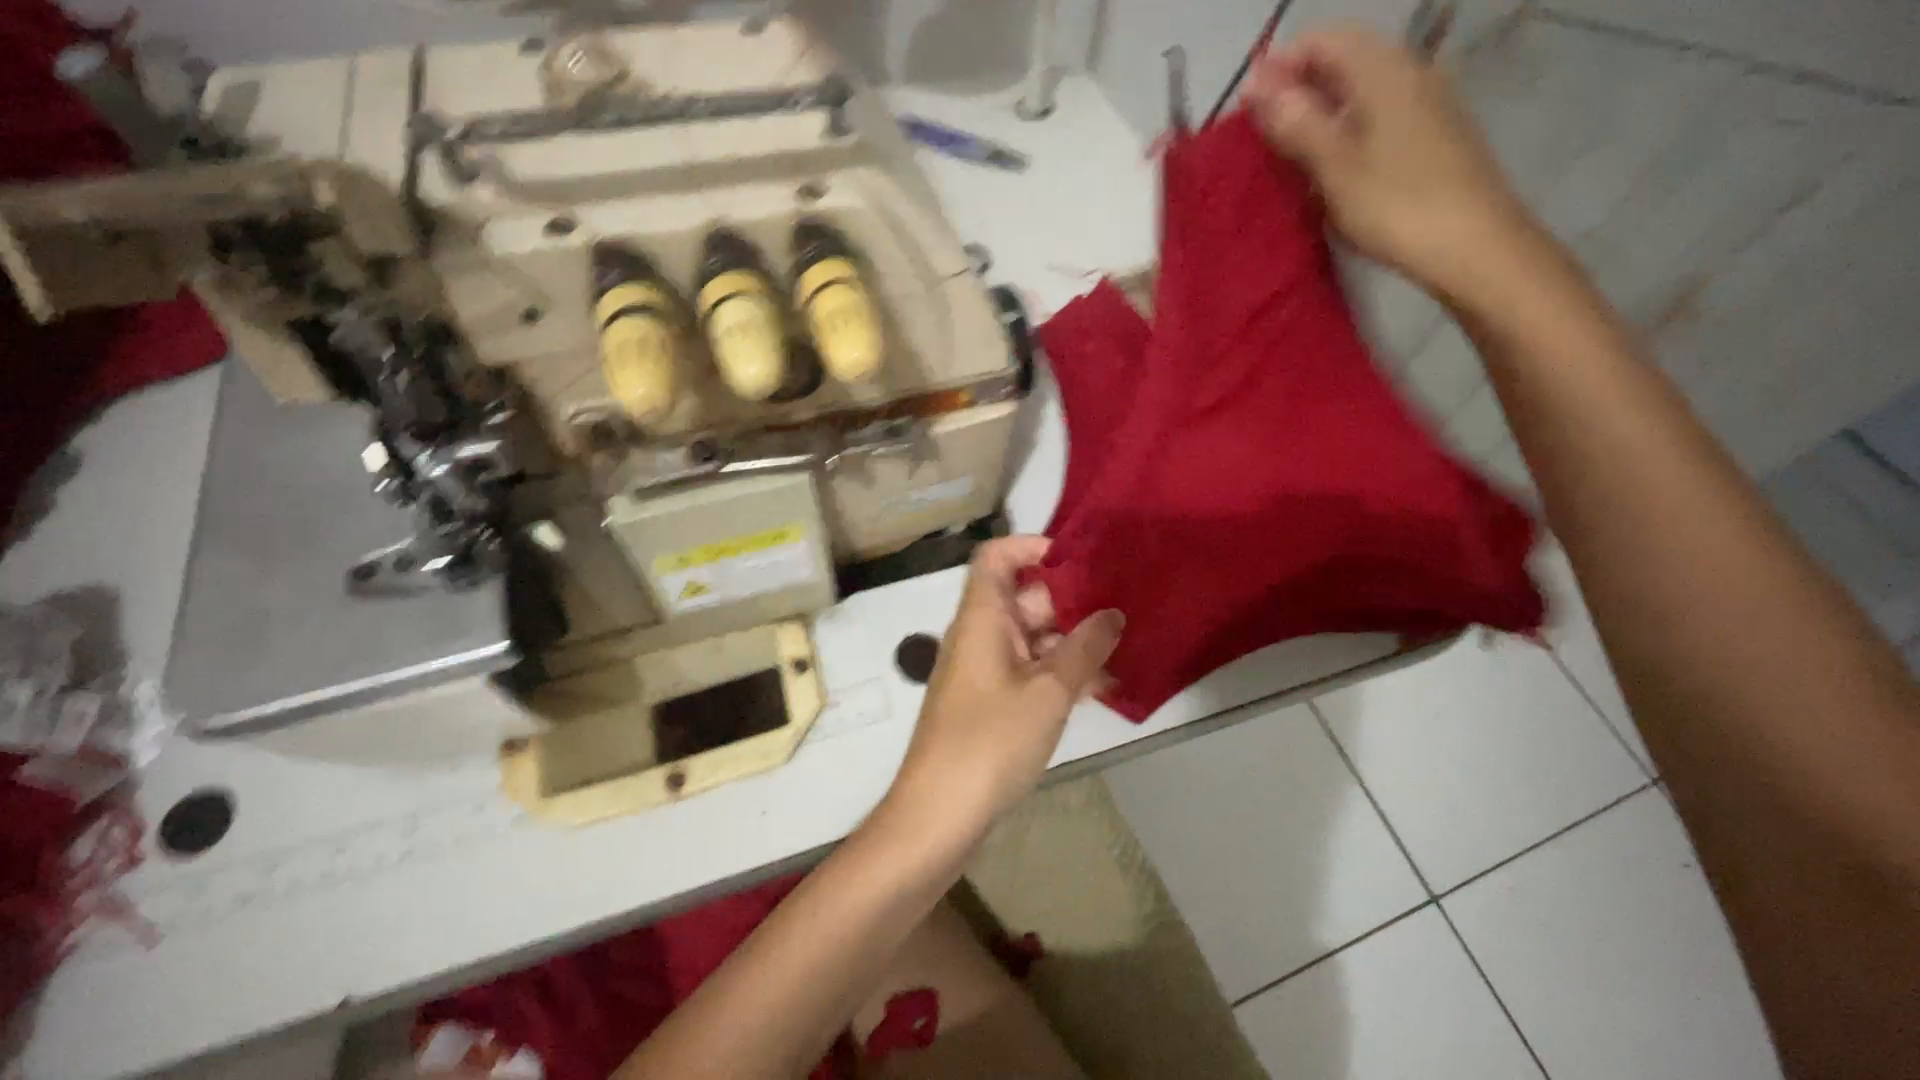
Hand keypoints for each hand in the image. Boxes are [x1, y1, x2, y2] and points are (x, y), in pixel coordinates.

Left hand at [884, 536, 1123, 835]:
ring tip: (1125, 652)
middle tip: (1125, 608)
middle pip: (1024, 599)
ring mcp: (983, 672)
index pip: (996, 558)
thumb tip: (1113, 613)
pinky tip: (1102, 689)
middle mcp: (979, 637)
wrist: (940, 813)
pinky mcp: (990, 705)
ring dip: (1073, 643)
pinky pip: (1028, 672)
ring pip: (1032, 640)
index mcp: (982, 619)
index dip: (1033, 547)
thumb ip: (1085, 648)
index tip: (1081, 559)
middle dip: (1072, 602)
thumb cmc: (991, 741)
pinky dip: (1060, 675)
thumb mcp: (1049, 692)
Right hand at [1244, 25, 1541, 297]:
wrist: (1477, 247)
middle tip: (1262, 133)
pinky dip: (1348, 128)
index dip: (1279, 65)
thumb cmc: (1398, 206)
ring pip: (1362, 88)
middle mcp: (1410, 72)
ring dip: (1322, 110)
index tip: (1248, 107)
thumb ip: (1295, 120)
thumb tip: (1257, 82)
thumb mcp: (1334, 166)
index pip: (1322, 40)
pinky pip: (1381, 113)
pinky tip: (1332, 166)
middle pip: (1343, 59)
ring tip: (1290, 152)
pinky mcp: (1435, 134)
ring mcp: (1428, 102)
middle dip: (1298, 88)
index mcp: (1383, 70)